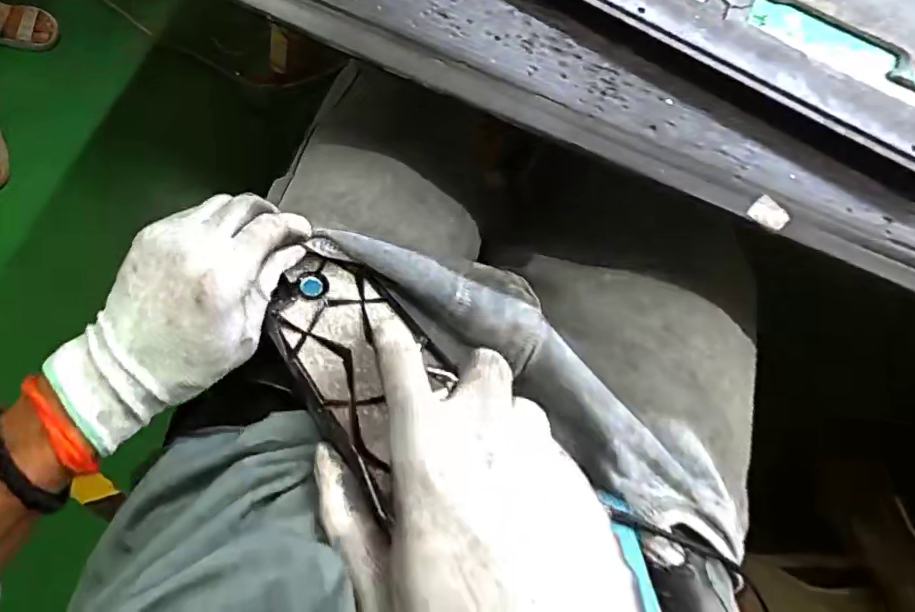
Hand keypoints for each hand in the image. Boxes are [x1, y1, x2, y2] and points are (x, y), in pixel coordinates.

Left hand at [43, 193, 311, 456]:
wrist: (124, 363)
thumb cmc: (190, 361)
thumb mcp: (243, 333)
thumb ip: (268, 283)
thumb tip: (292, 250)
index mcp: (224, 275)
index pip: (267, 228)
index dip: (291, 225)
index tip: (303, 230)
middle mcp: (197, 244)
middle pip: (244, 204)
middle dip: (267, 213)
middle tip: (277, 229)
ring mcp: (171, 233)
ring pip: (218, 202)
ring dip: (239, 213)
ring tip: (246, 234)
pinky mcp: (151, 232)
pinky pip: (192, 212)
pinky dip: (211, 221)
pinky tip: (213, 242)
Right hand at [317, 311, 638, 611]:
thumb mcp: (380, 585)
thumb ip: (345, 515)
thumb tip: (324, 458)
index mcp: (428, 453)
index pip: (403, 367)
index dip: (391, 339)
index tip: (386, 329)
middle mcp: (488, 439)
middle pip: (487, 368)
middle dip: (473, 377)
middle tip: (462, 410)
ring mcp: (547, 465)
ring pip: (529, 414)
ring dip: (511, 429)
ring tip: (502, 470)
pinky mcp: (590, 501)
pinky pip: (562, 463)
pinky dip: (544, 474)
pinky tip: (539, 518)